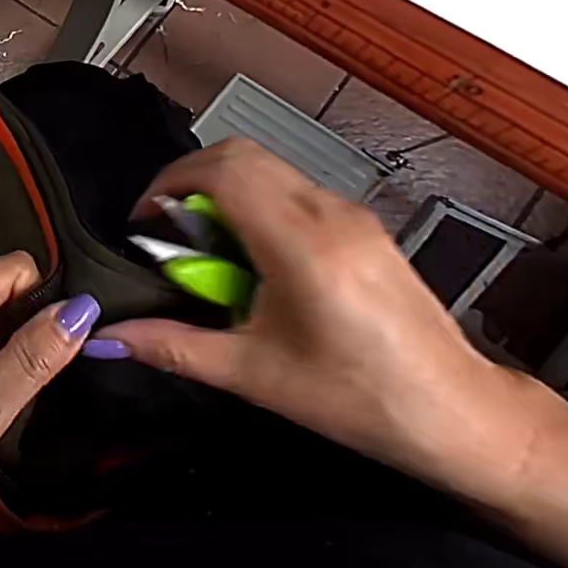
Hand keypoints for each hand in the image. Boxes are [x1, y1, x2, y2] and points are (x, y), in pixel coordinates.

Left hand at [0, 252, 98, 567]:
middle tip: (24, 376)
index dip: (44, 304)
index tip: (43, 352)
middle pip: (12, 283)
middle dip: (31, 323)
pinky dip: (0, 345)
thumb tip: (82, 310)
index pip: (21, 268)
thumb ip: (34, 356)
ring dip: (17, 338)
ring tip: (6, 382)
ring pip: (3, 302)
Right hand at [98, 138, 560, 505]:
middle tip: (168, 230)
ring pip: (269, 168)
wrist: (458, 413)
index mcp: (303, 246)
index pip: (224, 170)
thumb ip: (174, 346)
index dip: (170, 183)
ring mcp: (352, 214)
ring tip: (208, 250)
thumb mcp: (254, 375)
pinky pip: (294, 189)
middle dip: (190, 180)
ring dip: (224, 192)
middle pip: (242, 154)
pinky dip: (256, 204)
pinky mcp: (362, 224)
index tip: (146, 221)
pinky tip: (252, 259)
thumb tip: (109, 338)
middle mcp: (330, 214)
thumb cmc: (360, 400)